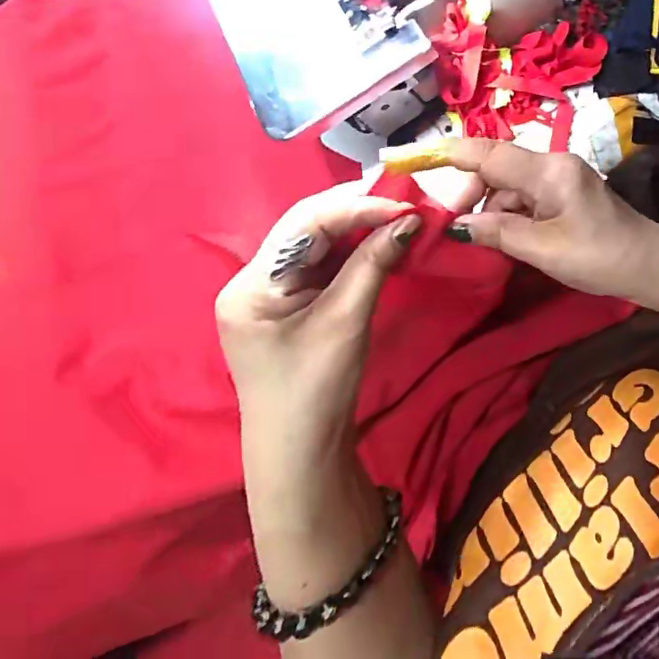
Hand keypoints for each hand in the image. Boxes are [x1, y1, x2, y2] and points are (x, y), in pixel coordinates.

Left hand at [216, 183, 420, 453]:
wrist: (302, 459)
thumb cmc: (315, 393)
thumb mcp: (345, 322)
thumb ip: (373, 263)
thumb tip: (409, 219)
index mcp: (250, 285)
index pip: (304, 224)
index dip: (355, 207)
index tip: (402, 204)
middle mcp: (252, 280)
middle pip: (307, 227)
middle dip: (356, 210)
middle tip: (403, 199)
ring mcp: (270, 291)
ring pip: (318, 242)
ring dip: (358, 227)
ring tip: (398, 213)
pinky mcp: (290, 303)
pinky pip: (323, 263)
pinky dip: (354, 250)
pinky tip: (380, 239)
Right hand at [439, 139, 658, 300]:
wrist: (654, 268)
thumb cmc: (602, 258)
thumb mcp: (545, 250)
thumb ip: (498, 232)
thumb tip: (456, 226)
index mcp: (548, 170)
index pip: (488, 153)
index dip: (449, 154)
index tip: (412, 158)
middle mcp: (552, 164)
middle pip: (496, 168)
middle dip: (471, 195)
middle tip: (454, 229)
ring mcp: (559, 178)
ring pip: (508, 185)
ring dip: (490, 210)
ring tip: (482, 242)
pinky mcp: (564, 193)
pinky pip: (524, 198)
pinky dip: (508, 216)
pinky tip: (504, 239)